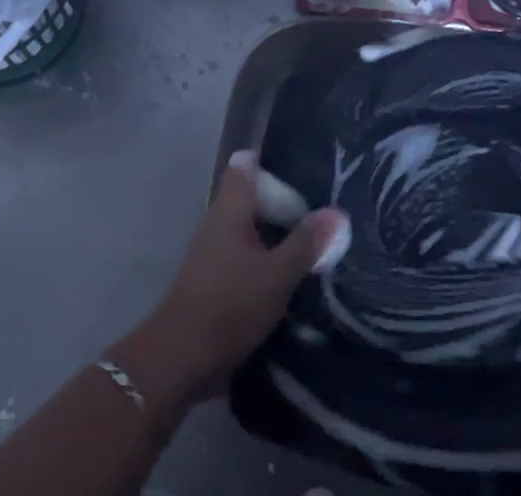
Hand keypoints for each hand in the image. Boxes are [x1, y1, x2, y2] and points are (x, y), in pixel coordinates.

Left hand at [108, 152, 348, 413]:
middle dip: (287, 203)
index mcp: (229, 210)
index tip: (307, 166)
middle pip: (253, 199)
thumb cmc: (229, 305)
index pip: (245, 166)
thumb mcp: (277, 274)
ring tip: (322, 239)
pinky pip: (250, 258)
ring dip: (281, 235)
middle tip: (329, 206)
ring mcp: (215, 254)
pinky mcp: (218, 282)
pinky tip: (299, 274)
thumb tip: (338, 212)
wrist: (182, 358)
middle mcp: (219, 224)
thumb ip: (306, 243)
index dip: (271, 160)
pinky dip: (271, 260)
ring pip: (253, 231)